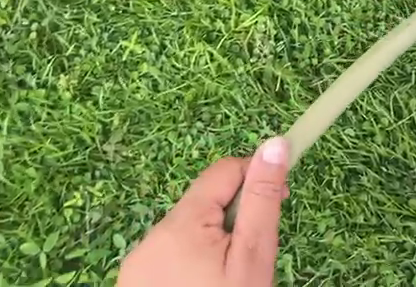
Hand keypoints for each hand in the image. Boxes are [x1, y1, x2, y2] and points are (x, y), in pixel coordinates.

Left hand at [118, 137, 291, 286]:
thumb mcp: (252, 257)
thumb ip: (261, 198)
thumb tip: (275, 143)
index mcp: (180, 225)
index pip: (225, 170)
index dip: (256, 177)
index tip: (280, 201)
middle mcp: (150, 239)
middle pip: (206, 202)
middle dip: (236, 217)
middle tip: (253, 255)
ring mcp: (136, 268)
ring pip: (190, 231)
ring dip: (215, 242)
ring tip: (229, 280)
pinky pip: (171, 258)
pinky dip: (193, 265)